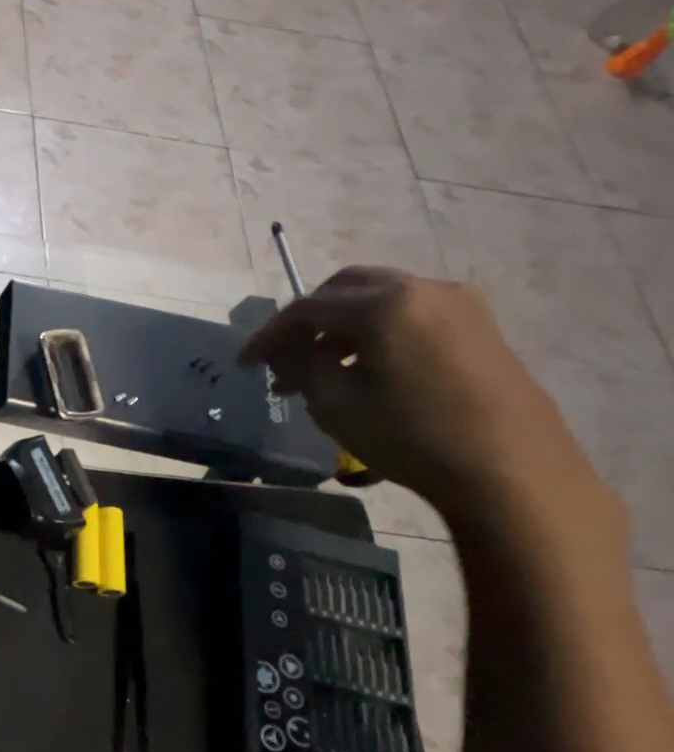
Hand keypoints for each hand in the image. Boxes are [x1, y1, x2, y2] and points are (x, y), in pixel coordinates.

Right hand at [240, 266, 602, 519]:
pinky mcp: (477, 325)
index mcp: (384, 304)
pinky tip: (364, 368)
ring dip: (341, 326)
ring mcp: (458, 303)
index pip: (307, 307)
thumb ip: (298, 364)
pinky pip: (410, 313)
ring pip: (379, 298)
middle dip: (307, 319)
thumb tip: (280, 347)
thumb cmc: (408, 434)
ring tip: (320, 370)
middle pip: (346, 287)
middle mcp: (422, 288)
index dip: (269, 334)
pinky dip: (376, 330)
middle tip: (283, 358)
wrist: (505, 464)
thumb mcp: (334, 402)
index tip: (246, 364)